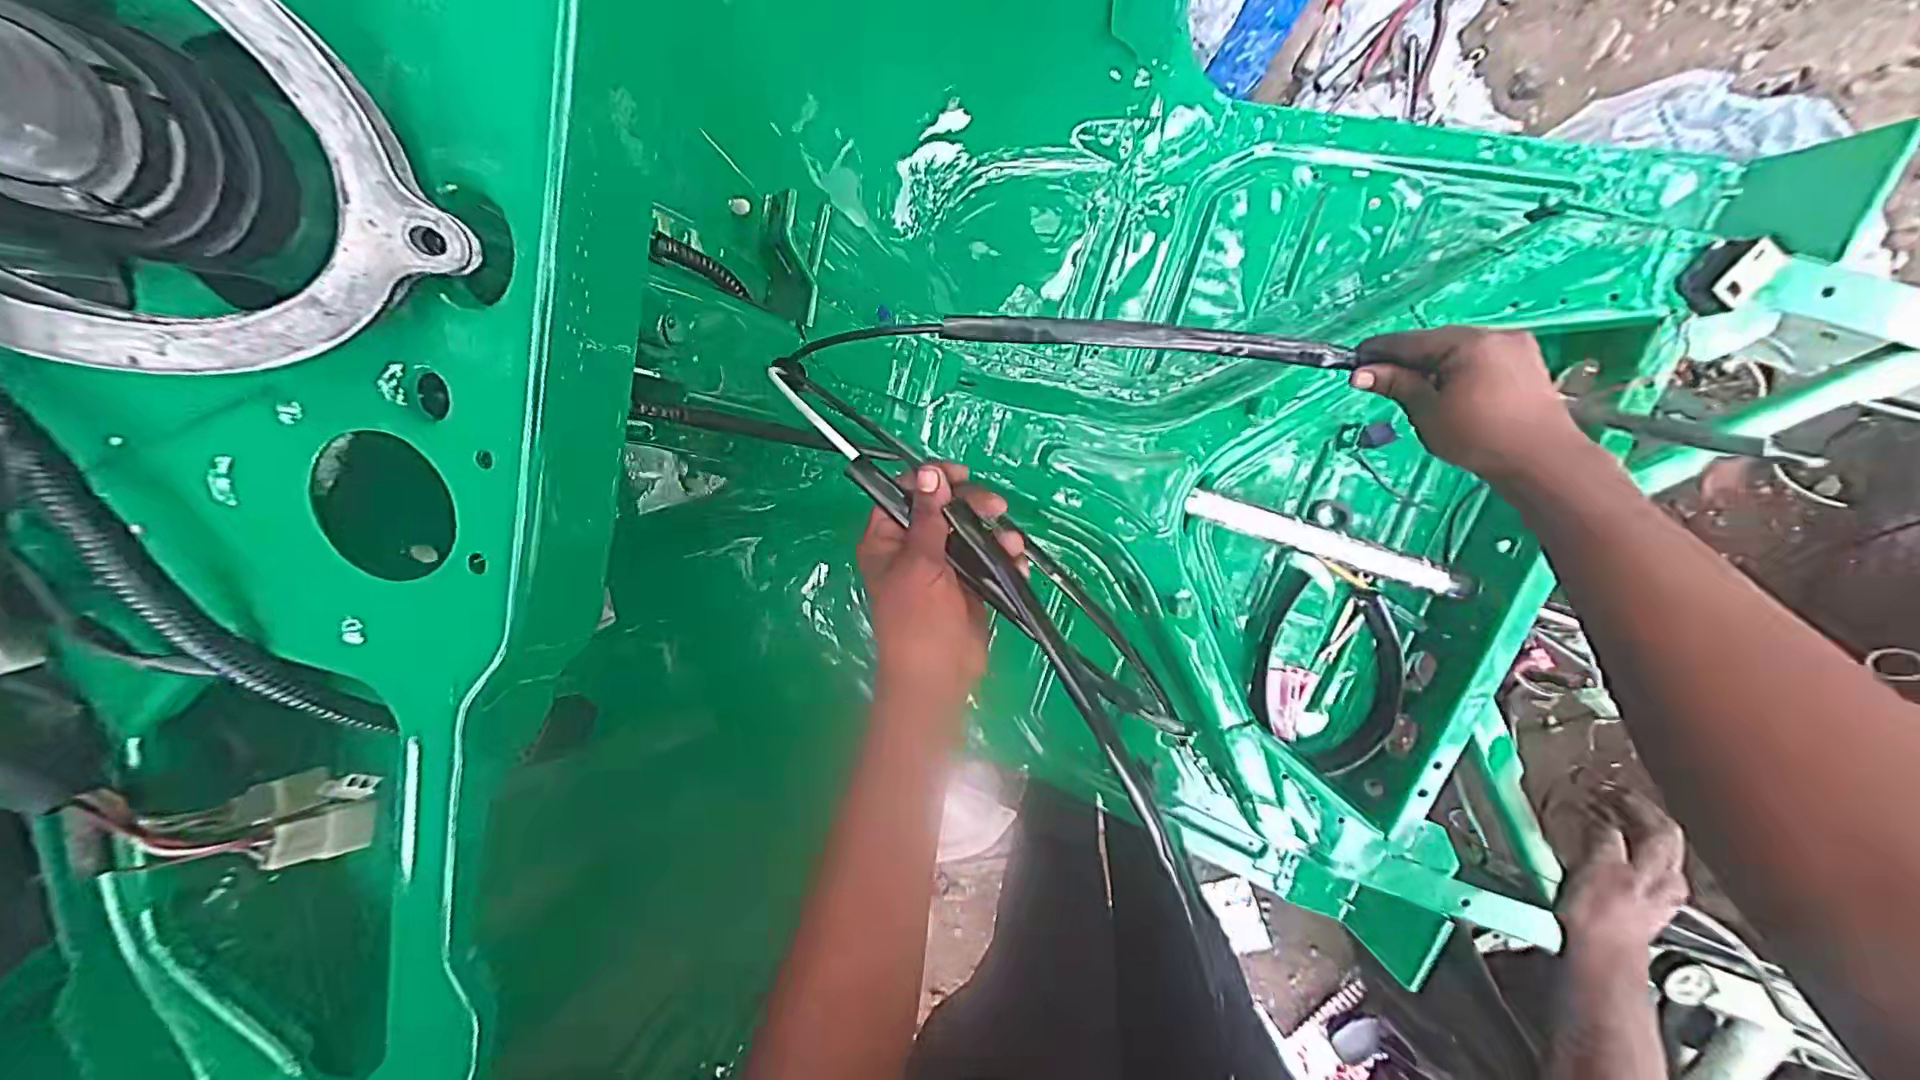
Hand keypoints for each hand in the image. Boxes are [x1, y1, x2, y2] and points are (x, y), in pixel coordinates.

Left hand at [857, 462, 1025, 709]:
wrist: (939, 676)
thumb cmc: (917, 620)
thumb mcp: (919, 563)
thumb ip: (927, 517)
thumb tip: (929, 472)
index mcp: (888, 539)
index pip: (905, 493)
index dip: (930, 479)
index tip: (959, 475)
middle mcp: (915, 547)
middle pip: (944, 507)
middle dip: (972, 504)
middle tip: (994, 506)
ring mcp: (945, 565)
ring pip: (971, 530)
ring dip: (994, 531)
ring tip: (1010, 542)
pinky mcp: (971, 583)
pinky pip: (988, 558)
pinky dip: (1004, 557)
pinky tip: (1017, 561)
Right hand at [1349, 327, 1591, 483]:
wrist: (1540, 459)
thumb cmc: (1476, 435)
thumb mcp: (1426, 411)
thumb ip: (1397, 384)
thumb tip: (1361, 373)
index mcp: (1467, 343)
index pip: (1409, 341)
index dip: (1377, 352)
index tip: (1353, 364)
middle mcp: (1493, 336)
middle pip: (1435, 343)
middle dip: (1406, 360)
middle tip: (1381, 381)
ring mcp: (1515, 347)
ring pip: (1458, 351)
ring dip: (1431, 366)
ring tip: (1413, 391)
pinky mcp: (1526, 363)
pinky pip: (1478, 359)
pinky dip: (1455, 370)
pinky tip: (1446, 391)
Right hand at [1557, 785, 1688, 956]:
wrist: (1601, 956)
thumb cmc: (1600, 916)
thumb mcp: (1598, 868)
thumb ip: (1603, 840)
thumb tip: (1599, 818)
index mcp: (1663, 871)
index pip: (1655, 826)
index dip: (1628, 803)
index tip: (1602, 786)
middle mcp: (1669, 880)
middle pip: (1662, 836)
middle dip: (1636, 810)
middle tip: (1607, 791)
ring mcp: (1658, 894)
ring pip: (1653, 849)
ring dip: (1631, 826)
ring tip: (1605, 812)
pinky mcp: (1641, 905)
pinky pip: (1639, 864)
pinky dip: (1623, 845)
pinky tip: (1607, 844)